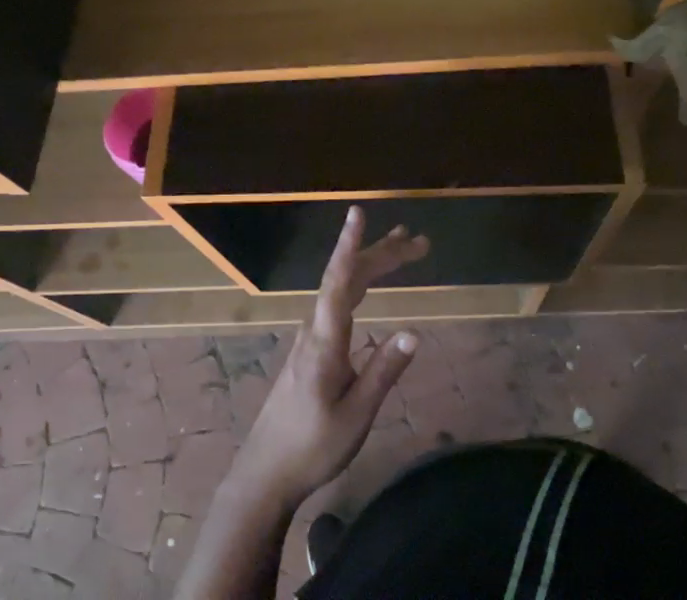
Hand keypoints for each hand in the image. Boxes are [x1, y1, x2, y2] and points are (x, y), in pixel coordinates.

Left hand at [226, 205, 429, 508]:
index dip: (350, 245)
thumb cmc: (312, 447)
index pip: (339, 282)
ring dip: (372, 267)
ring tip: (402, 249)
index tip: (358, 212)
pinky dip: (360, 287)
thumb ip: (383, 372)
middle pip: (347, 279)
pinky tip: (371, 290)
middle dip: (381, 254)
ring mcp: (310, 340)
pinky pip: (338, 304)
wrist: (265, 473)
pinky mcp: (311, 351)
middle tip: (420, 241)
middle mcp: (314, 331)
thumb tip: (412, 332)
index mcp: (325, 342)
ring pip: (342, 289)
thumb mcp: (356, 415)